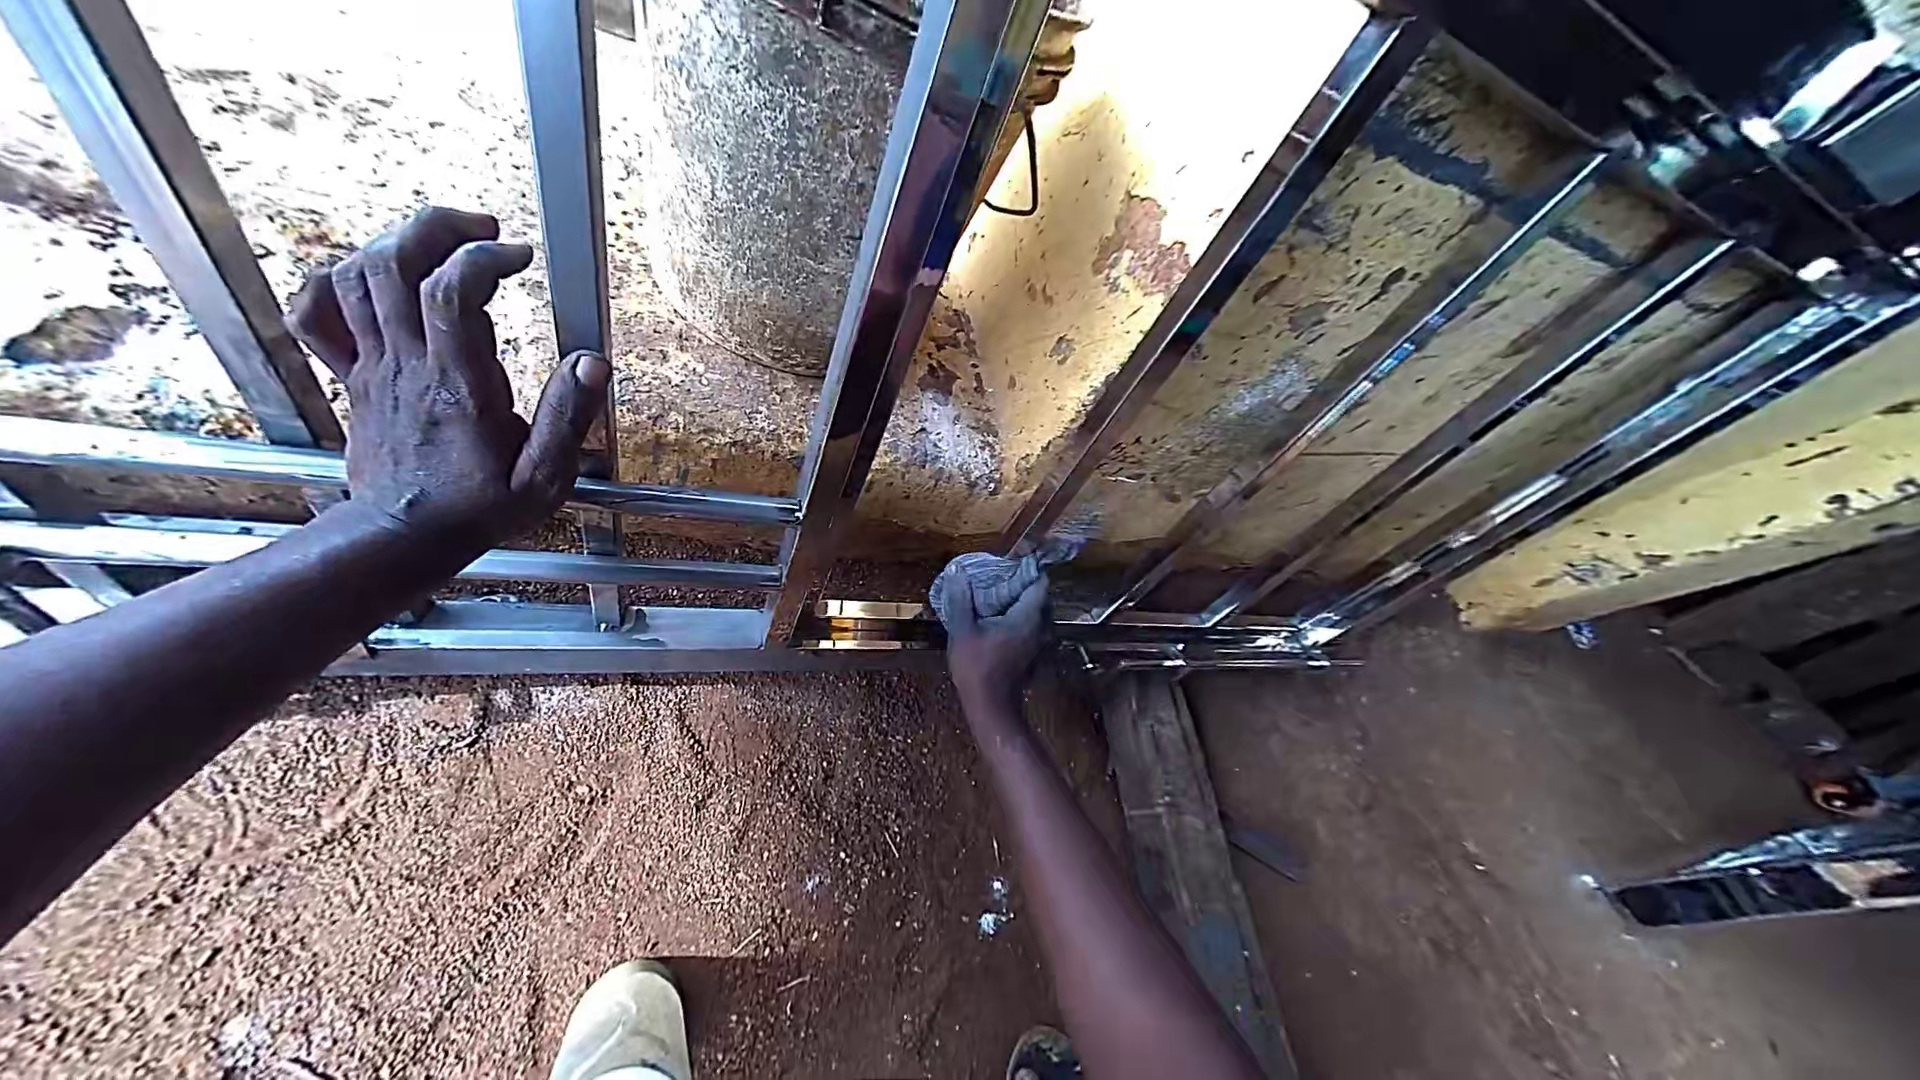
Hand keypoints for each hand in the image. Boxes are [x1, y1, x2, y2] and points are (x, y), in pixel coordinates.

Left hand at [285, 206, 607, 551]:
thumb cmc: (480, 506)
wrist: (407, 534)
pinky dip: (335, 280)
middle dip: (435, 229)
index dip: (485, 259)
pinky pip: (319, 314)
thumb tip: (592, 362)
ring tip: (443, 241)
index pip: (454, 294)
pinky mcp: (356, 378)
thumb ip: (567, 416)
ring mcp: (372, 368)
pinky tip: (371, 278)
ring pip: (355, 278)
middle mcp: (406, 365)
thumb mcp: (544, 475)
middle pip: (393, 266)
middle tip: (481, 229)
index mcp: (456, 385)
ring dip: (396, 243)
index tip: (521, 255)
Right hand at [944, 569, 1050, 715]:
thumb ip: (961, 599)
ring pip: (1037, 614)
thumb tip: (957, 573)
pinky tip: (998, 621)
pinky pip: (1032, 628)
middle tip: (997, 579)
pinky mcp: (1035, 655)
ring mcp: (1041, 643)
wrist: (991, 707)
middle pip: (1040, 597)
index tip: (1008, 564)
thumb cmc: (977, 668)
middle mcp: (1041, 628)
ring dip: (1020, 603)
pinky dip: (1020, 619)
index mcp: (1028, 617)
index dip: (1027, 571)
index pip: (1039, 584)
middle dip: (1021, 585)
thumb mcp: (963, 631)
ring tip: (996, 598)